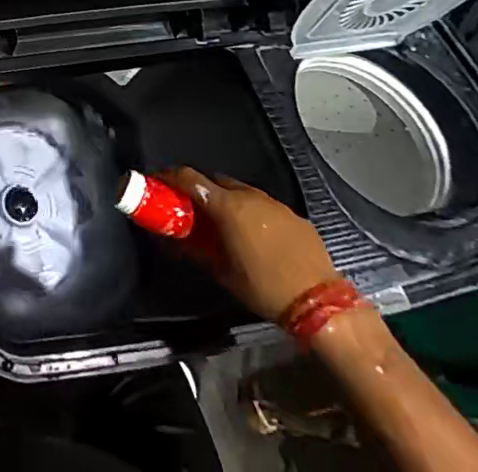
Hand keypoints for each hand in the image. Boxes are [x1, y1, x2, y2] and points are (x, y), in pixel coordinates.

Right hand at [163, 167, 342, 320]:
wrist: (319, 302)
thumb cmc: (263, 287)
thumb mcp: (222, 272)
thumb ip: (196, 250)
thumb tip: (174, 240)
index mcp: (228, 206)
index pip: (190, 178)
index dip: (170, 176)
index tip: (158, 182)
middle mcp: (250, 196)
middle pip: (215, 180)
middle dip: (198, 188)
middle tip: (188, 206)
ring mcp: (275, 204)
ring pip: (241, 191)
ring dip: (225, 199)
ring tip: (219, 221)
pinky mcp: (294, 215)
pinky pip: (263, 205)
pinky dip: (250, 212)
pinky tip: (252, 234)